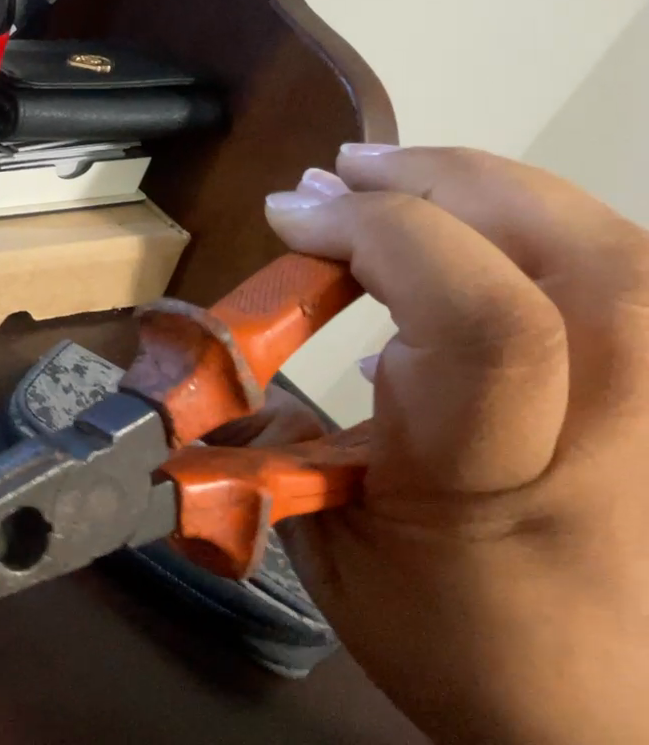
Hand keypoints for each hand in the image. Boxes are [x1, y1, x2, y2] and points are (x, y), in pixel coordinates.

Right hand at [262, 146, 648, 744]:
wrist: (605, 720)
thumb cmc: (448, 640)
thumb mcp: (325, 549)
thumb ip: (277, 443)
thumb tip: (249, 358)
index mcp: (493, 475)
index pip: (484, 322)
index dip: (381, 234)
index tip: (285, 217)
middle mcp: (610, 435)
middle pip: (583, 258)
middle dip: (444, 184)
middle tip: (340, 170)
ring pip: (630, 254)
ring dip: (500, 192)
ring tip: (400, 181)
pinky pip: (635, 281)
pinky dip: (551, 229)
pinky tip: (480, 235)